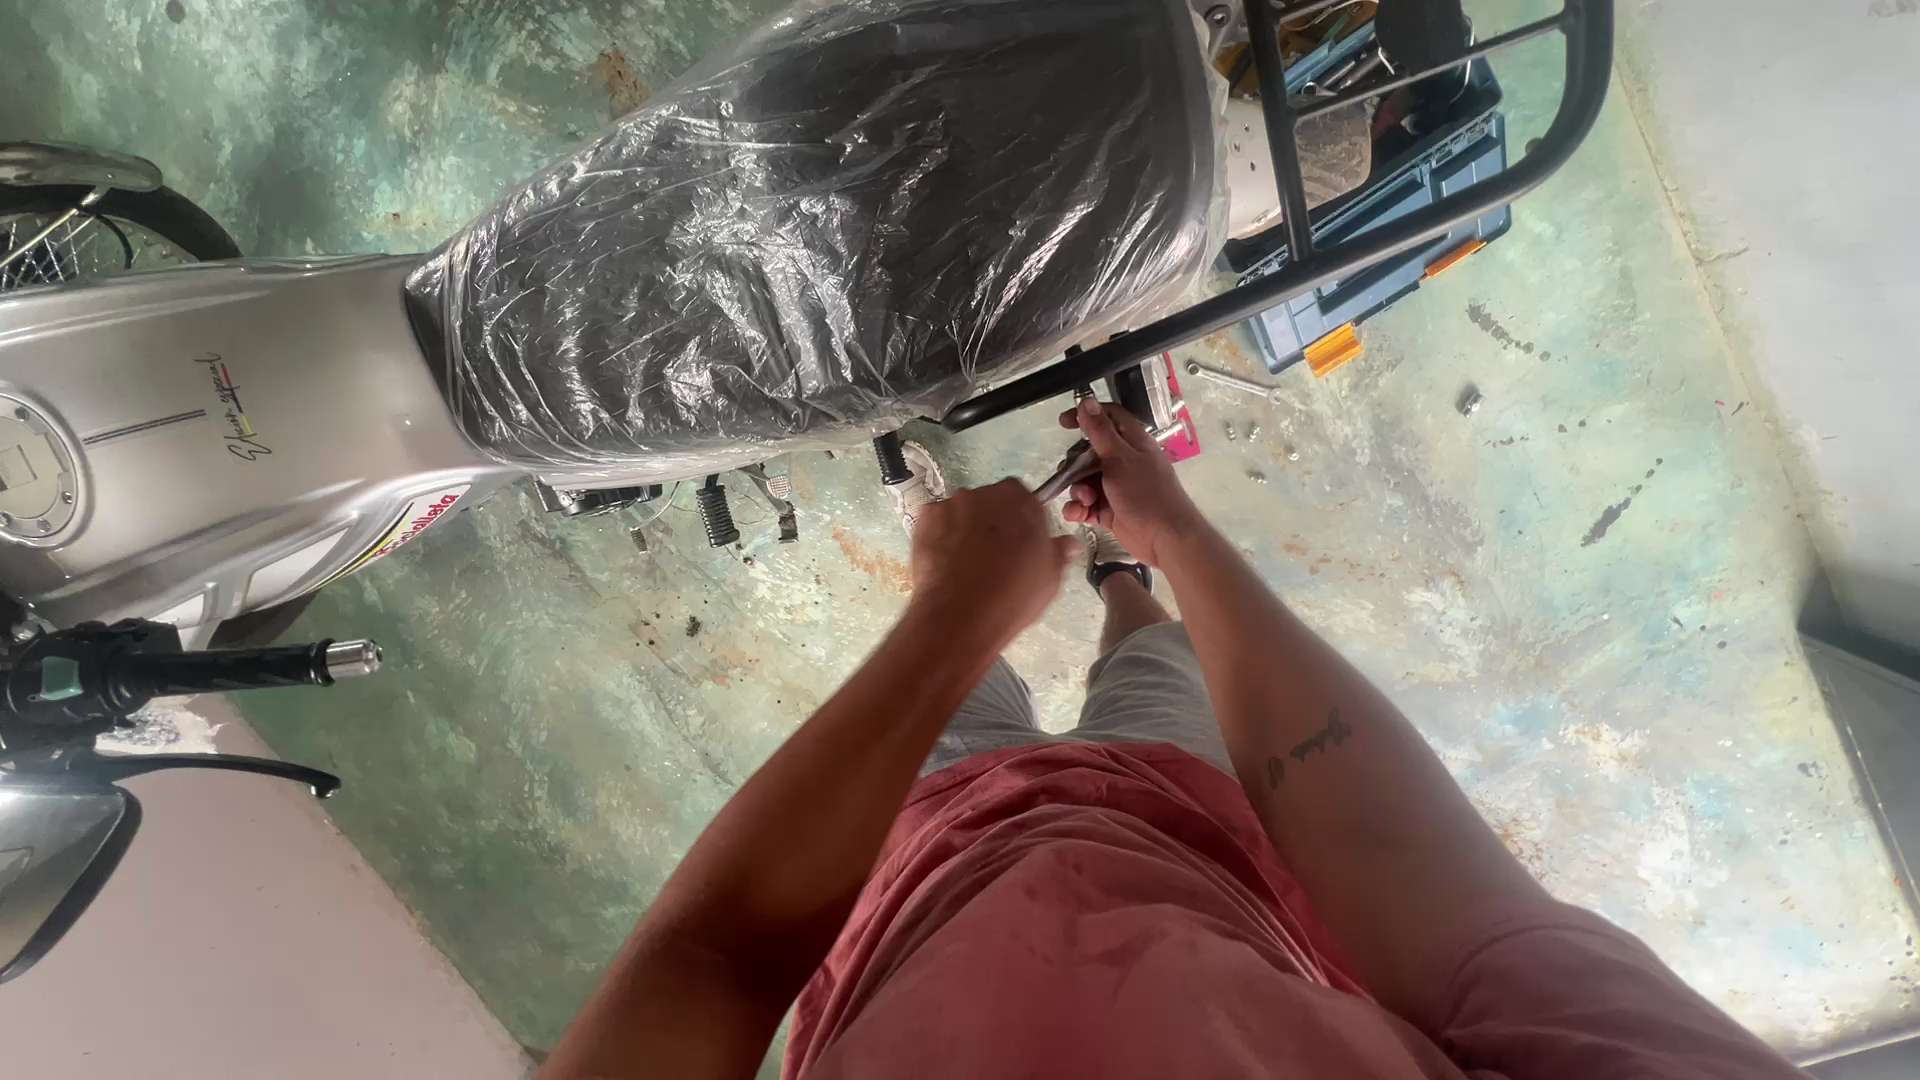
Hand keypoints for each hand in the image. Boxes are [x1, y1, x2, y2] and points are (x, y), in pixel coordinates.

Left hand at [909, 478, 1077, 644]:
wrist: (960, 614)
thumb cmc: (1012, 594)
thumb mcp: (1050, 578)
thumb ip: (1058, 552)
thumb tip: (1067, 543)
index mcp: (1022, 499)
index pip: (1025, 499)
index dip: (1023, 522)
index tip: (1022, 544)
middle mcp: (986, 493)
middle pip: (992, 502)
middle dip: (993, 523)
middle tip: (995, 556)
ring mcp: (952, 504)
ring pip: (962, 513)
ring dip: (965, 529)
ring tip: (967, 565)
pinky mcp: (925, 519)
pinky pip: (937, 523)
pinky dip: (941, 537)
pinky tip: (946, 564)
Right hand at [1057, 397, 1203, 566]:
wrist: (1165, 539)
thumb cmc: (1146, 494)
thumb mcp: (1120, 459)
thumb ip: (1100, 431)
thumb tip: (1086, 401)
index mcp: (1133, 442)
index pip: (1108, 418)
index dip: (1087, 415)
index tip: (1064, 423)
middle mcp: (1125, 461)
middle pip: (1090, 453)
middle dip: (1075, 464)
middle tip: (1071, 473)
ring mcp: (1117, 487)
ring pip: (1085, 481)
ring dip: (1078, 490)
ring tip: (1084, 500)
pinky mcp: (1110, 510)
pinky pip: (1087, 504)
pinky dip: (1079, 508)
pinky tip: (1076, 514)